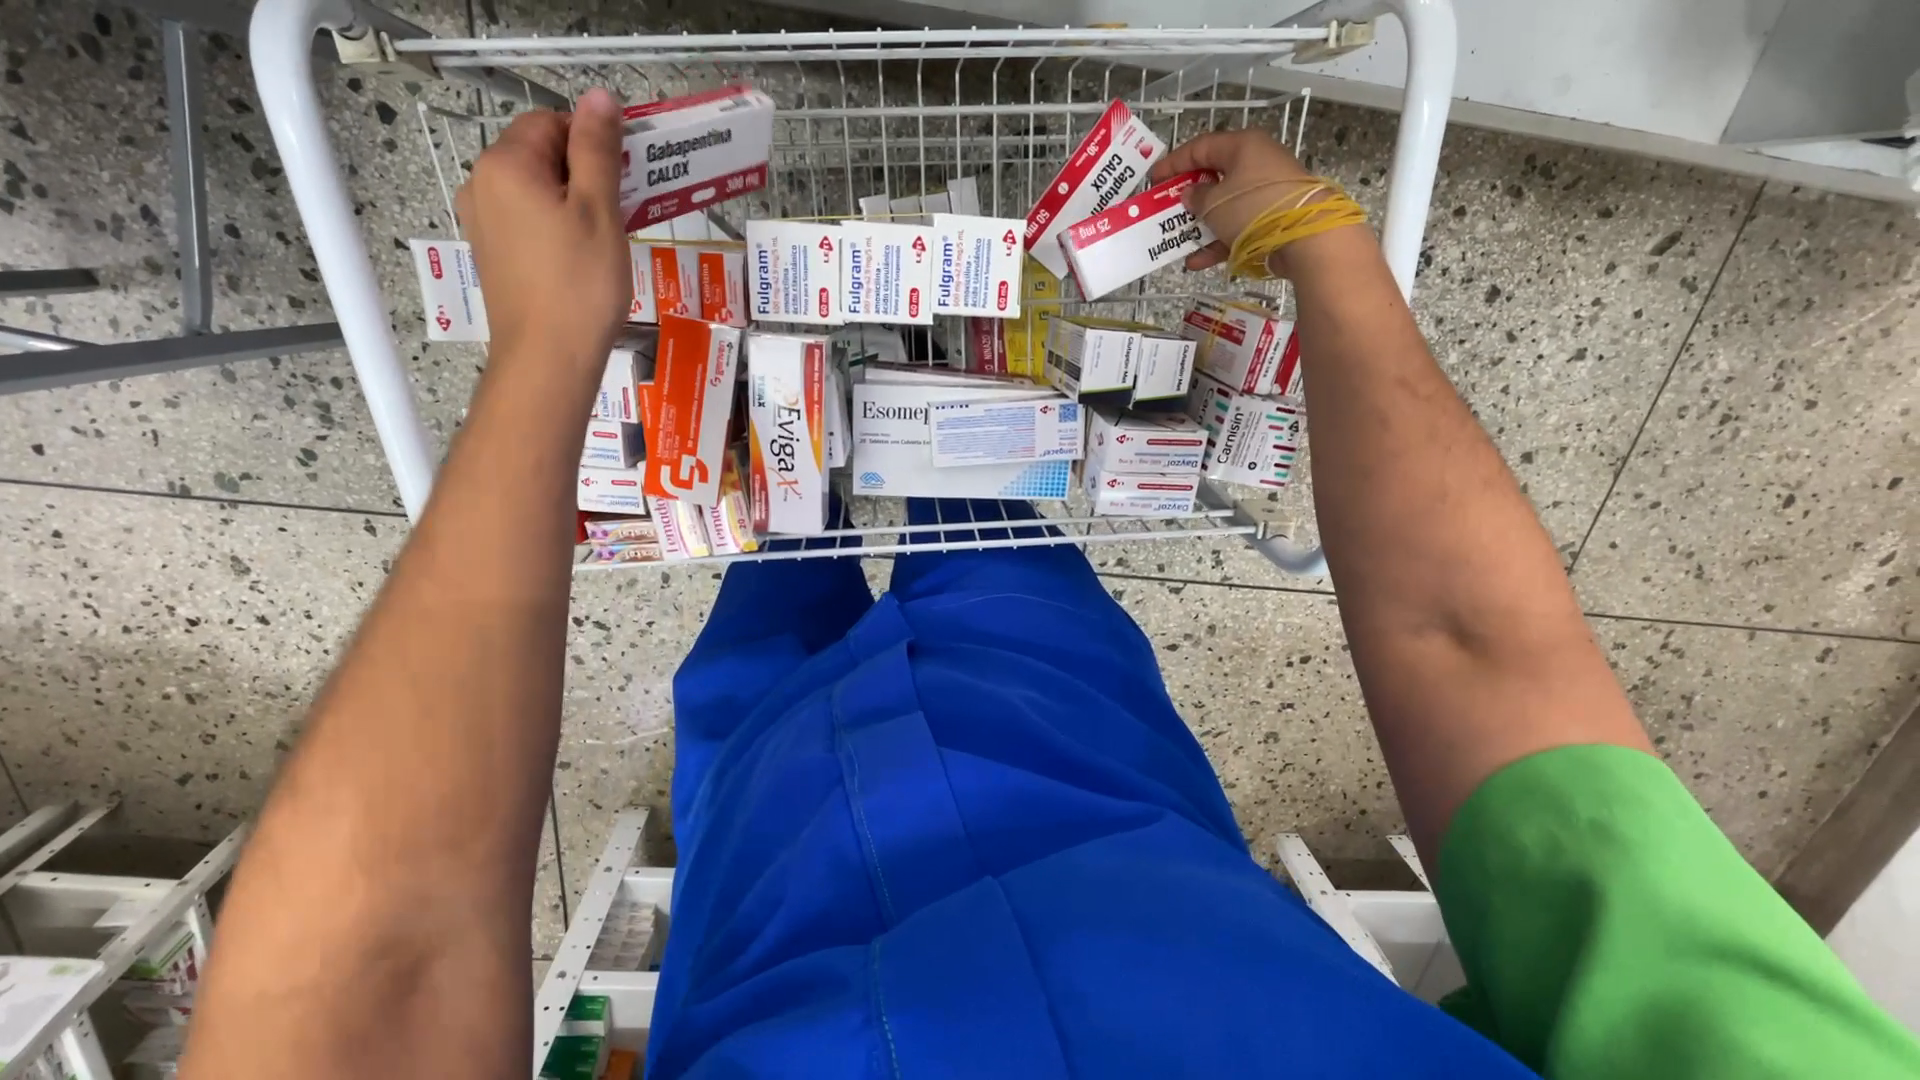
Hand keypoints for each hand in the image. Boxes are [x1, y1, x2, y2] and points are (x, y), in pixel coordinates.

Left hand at [457, 87, 632, 371]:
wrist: (548, 358)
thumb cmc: (580, 285)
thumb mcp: (599, 211)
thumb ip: (598, 150)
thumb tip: (599, 97)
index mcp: (505, 165)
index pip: (551, 122)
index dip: (593, 142)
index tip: (626, 175)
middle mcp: (482, 185)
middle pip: (540, 154)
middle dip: (584, 173)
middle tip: (623, 208)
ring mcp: (484, 222)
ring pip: (536, 191)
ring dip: (574, 202)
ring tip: (608, 237)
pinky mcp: (493, 254)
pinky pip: (529, 221)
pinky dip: (558, 227)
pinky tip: (584, 258)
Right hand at [1151, 130, 1325, 276]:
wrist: (1304, 236)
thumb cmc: (1253, 207)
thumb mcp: (1215, 202)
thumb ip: (1196, 197)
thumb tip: (1191, 194)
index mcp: (1243, 146)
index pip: (1201, 147)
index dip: (1173, 163)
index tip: (1154, 179)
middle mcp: (1256, 164)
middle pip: (1213, 177)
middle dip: (1188, 196)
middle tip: (1166, 210)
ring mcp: (1265, 193)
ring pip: (1224, 206)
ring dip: (1200, 225)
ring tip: (1178, 240)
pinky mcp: (1271, 219)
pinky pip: (1236, 228)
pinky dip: (1217, 243)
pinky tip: (1196, 261)